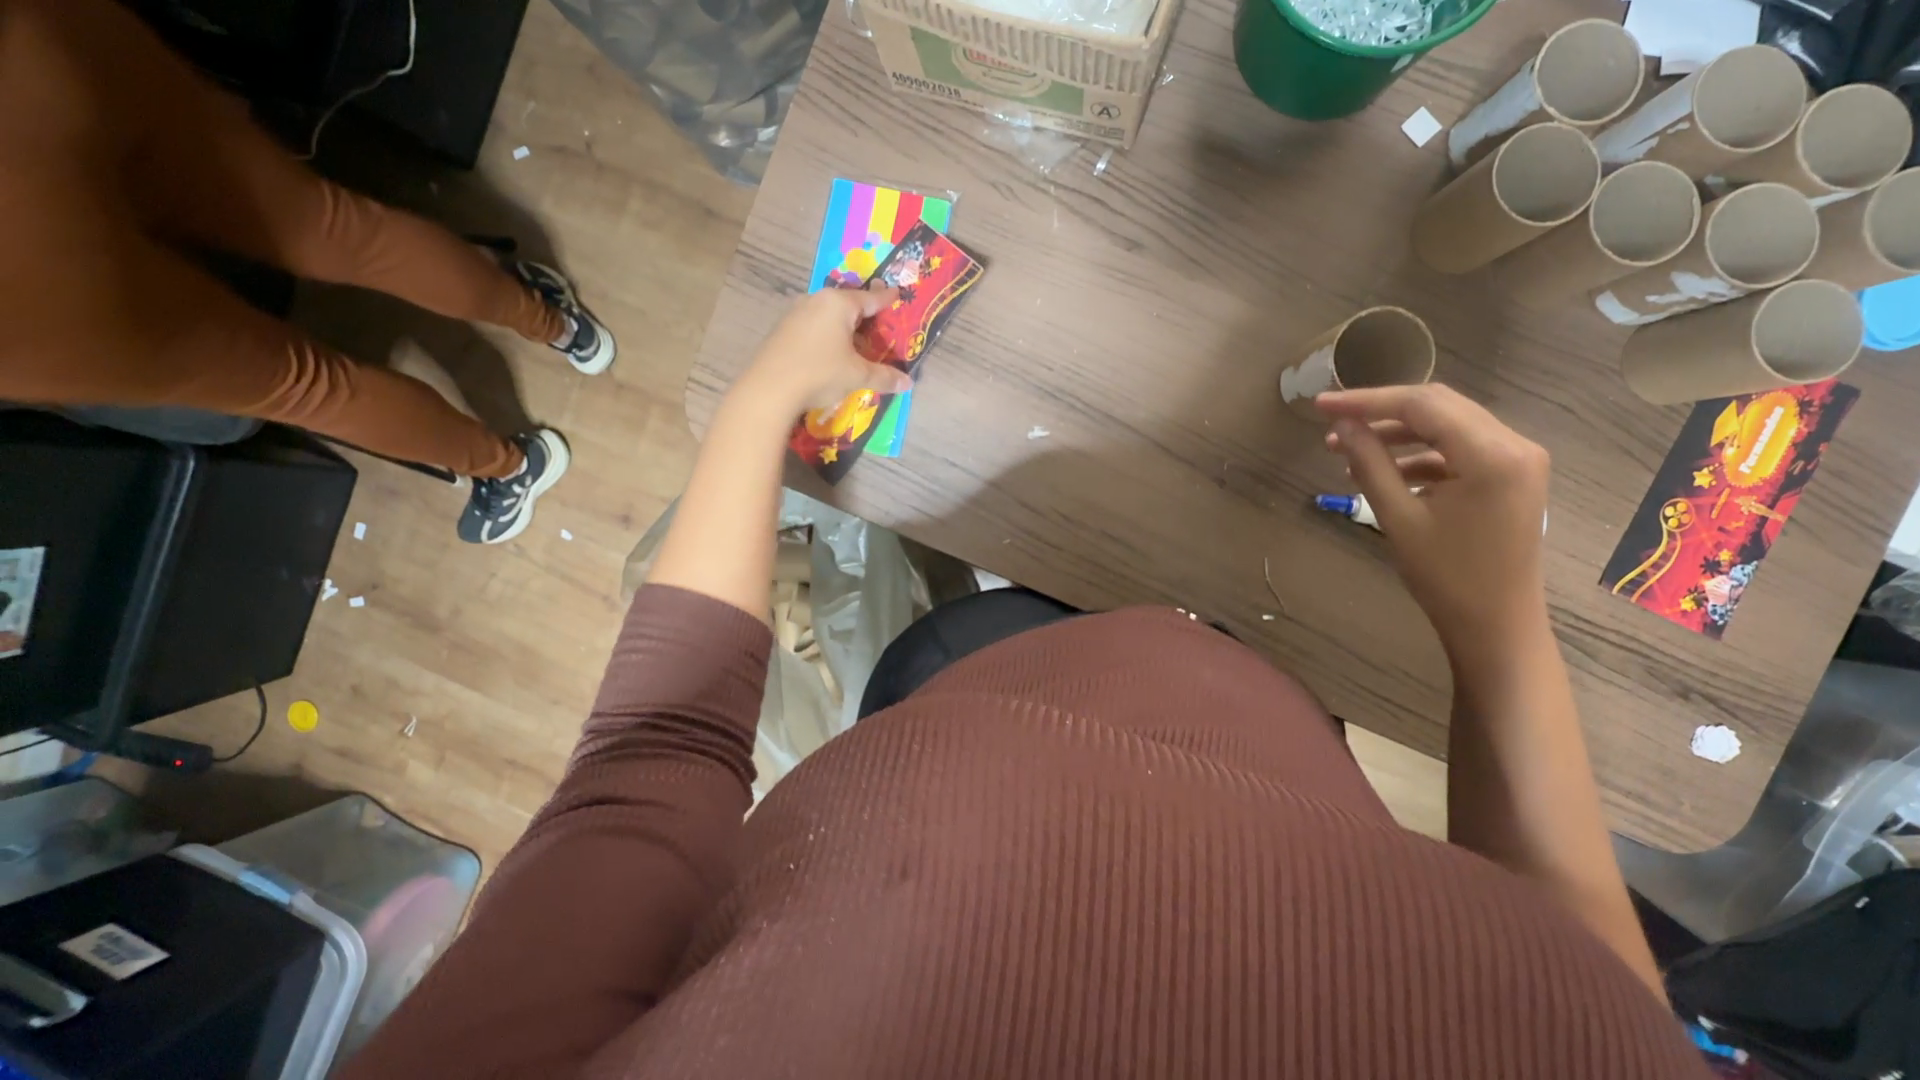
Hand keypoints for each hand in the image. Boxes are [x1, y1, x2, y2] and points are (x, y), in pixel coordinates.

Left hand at [732, 287, 912, 415]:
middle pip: (848, 303)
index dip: (887, 299)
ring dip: (844, 326)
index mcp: (839, 303)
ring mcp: (796, 313)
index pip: (871, 298)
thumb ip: (884, 376)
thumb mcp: (857, 376)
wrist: (769, 389)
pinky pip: (813, 325)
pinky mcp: (782, 329)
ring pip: (828, 314)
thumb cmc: (820, 373)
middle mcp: (817, 300)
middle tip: (879, 324)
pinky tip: (830, 351)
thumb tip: (908, 382)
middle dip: (865, 314)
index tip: (897, 295)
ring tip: (856, 341)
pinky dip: (827, 334)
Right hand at [1318, 384, 1551, 665]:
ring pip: (1449, 425)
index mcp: (1491, 454)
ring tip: (1350, 452)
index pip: (1422, 405)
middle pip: (1438, 407)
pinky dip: (1422, 454)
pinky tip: (1387, 472)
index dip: (1367, 401)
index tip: (1320, 405)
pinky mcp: (1513, 475)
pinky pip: (1462, 448)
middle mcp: (1514, 444)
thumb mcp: (1399, 518)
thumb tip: (1342, 425)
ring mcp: (1519, 459)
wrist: (1497, 625)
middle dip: (1382, 413)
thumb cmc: (1446, 577)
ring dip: (1399, 434)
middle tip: (1333, 426)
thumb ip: (1370, 463)